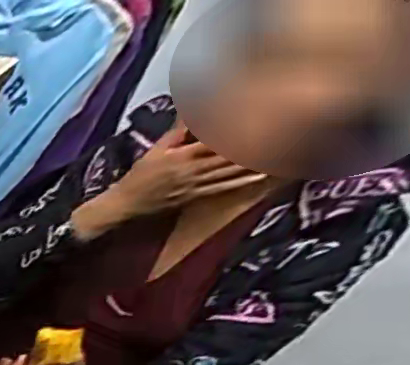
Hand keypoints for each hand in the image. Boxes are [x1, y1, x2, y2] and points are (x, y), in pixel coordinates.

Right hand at [74, 123, 267, 237]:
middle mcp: (192, 171)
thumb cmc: (138, 177)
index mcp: (183, 156)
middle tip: (285, 135)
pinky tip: (258, 177)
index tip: (264, 118)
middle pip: (229, 156)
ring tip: (280, 154)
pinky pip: (220, 188)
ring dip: (254, 164)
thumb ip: (178, 133)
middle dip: (256, 146)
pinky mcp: (192, 197)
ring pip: (229, 172)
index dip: (241, 129)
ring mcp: (194, 186)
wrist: (124, 206)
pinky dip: (240, 182)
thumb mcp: (155, 151)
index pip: (217, 139)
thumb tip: (195, 112)